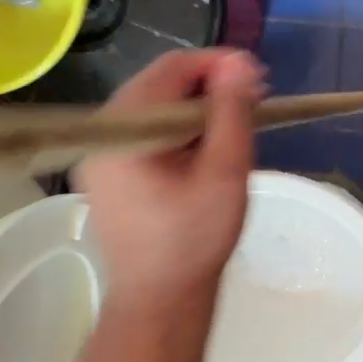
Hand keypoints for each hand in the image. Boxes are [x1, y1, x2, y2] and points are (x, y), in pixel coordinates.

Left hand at [78, 49, 264, 303]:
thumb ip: (232, 112)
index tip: (260, 80)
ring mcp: (103, 154)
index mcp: (124, 129)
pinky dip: (182, 130)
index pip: (172, 68)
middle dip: (211, 86)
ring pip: (156, 108)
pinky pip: (149, 132)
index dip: (219, 65)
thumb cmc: (196, 238)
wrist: (160, 299)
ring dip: (199, 108)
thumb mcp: (225, 171)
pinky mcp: (111, 172)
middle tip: (255, 103)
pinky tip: (209, 151)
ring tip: (237, 127)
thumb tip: (240, 62)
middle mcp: (104, 133)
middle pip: (161, 84)